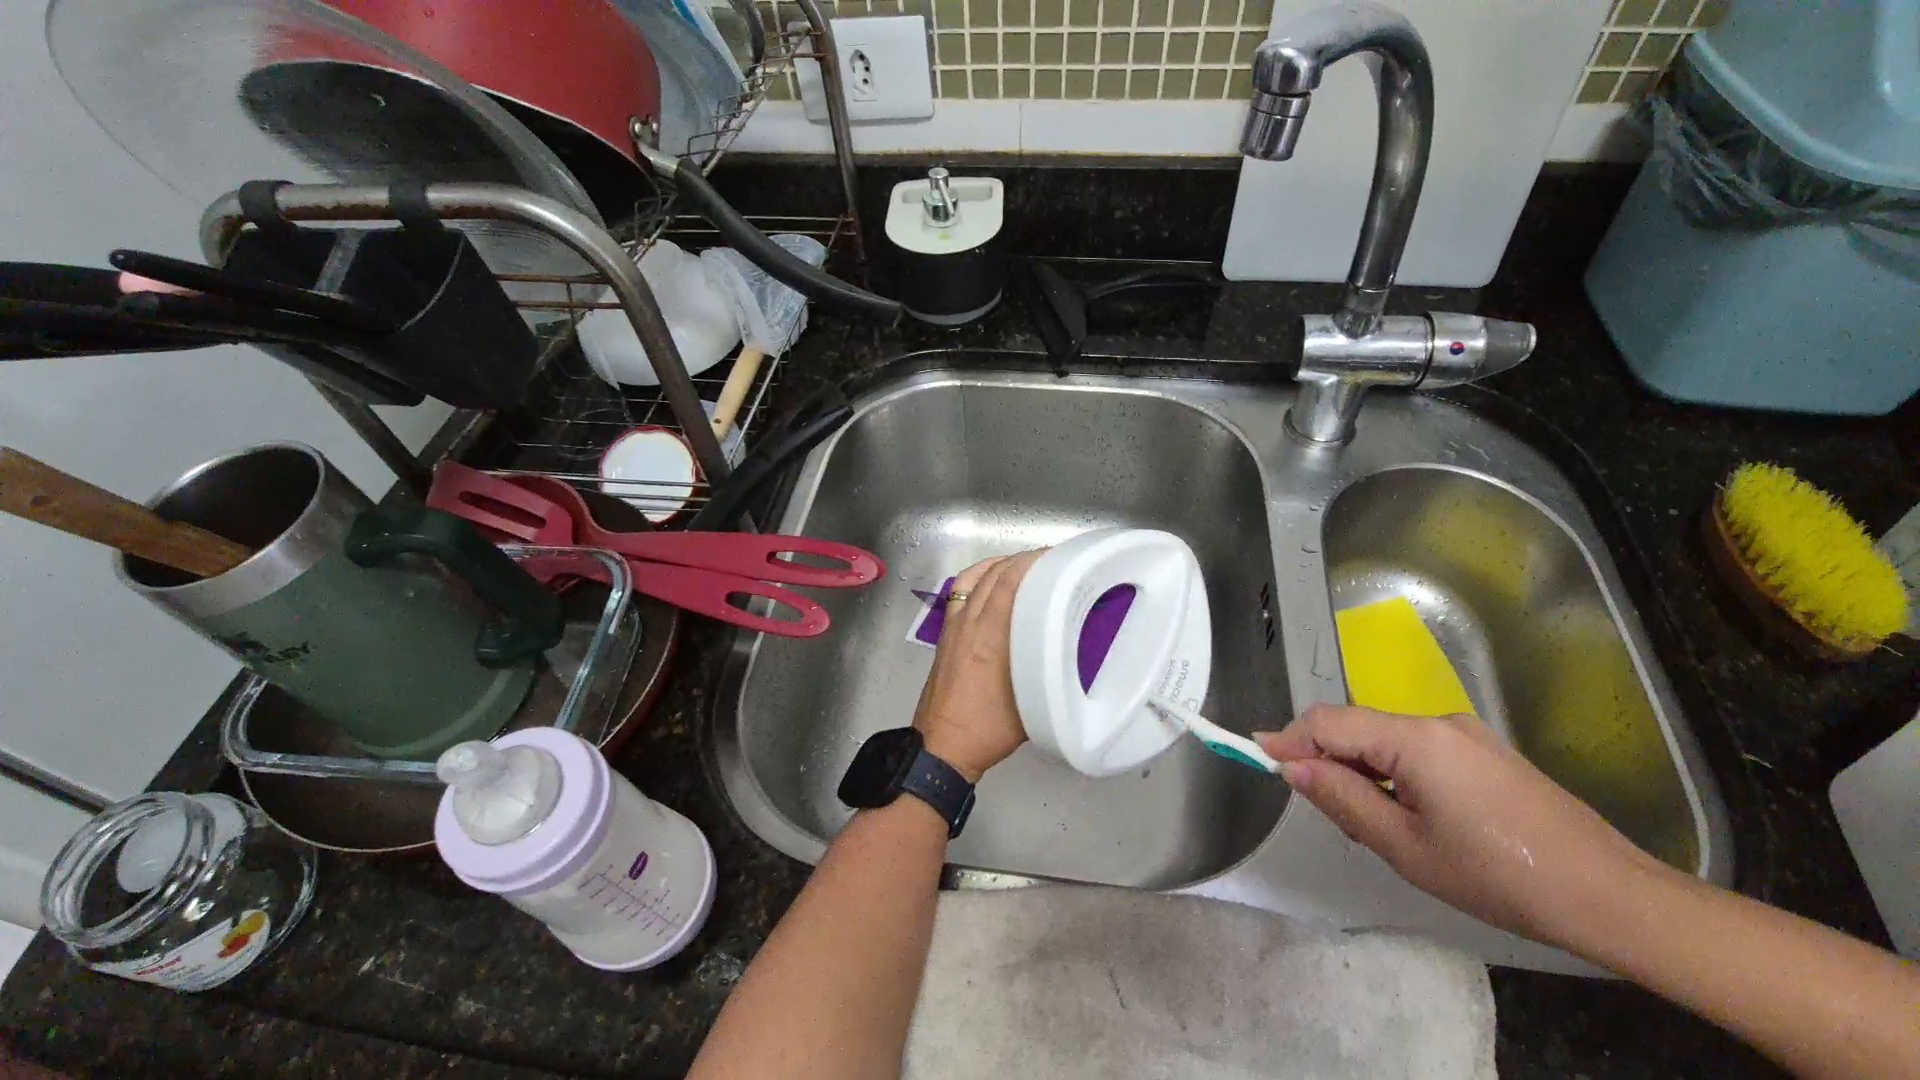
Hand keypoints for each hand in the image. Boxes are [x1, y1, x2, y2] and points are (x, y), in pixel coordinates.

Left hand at [912, 552, 1044, 782]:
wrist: (944, 746)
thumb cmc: (991, 728)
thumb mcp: (1034, 702)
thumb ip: (1052, 672)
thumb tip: (1075, 651)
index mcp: (990, 636)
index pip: (1010, 581)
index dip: (1034, 562)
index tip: (1061, 558)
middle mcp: (969, 622)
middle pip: (994, 573)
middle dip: (1024, 561)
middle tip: (1054, 564)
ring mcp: (954, 626)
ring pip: (976, 578)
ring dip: (1002, 566)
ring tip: (1027, 568)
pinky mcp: (946, 633)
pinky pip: (961, 591)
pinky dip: (980, 577)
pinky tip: (994, 582)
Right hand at [1256, 705, 1670, 951]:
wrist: (1608, 894)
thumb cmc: (1497, 875)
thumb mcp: (1404, 846)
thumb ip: (1341, 799)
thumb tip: (1293, 766)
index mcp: (1416, 738)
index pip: (1329, 721)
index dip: (1289, 739)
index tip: (1258, 760)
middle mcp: (1439, 722)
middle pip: (1358, 727)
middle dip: (1329, 762)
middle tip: (1331, 818)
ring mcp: (1467, 735)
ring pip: (1387, 740)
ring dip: (1363, 772)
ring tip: (1377, 829)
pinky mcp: (1486, 753)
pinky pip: (1419, 751)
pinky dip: (1395, 775)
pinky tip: (1413, 820)